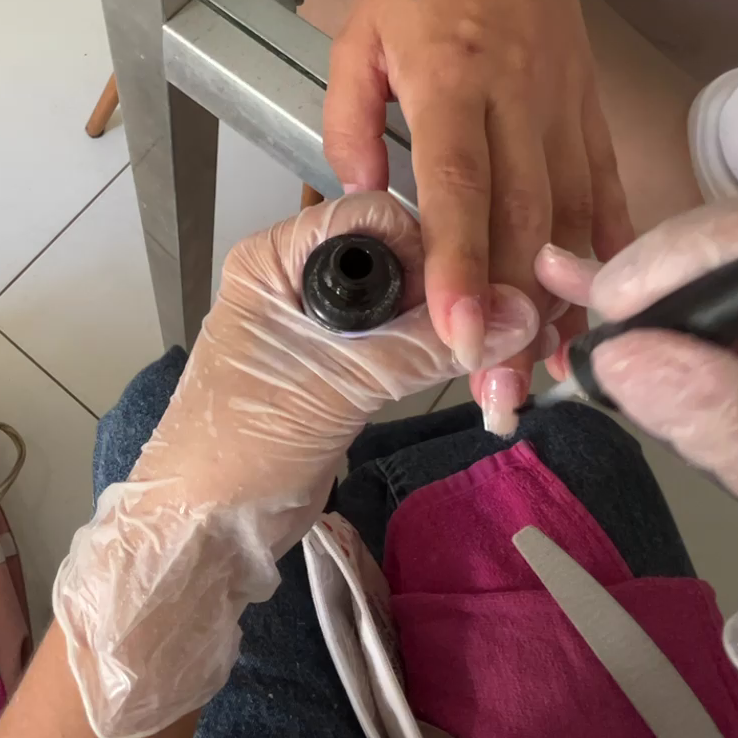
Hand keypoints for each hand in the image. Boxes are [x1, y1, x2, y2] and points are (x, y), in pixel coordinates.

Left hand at [53, 192, 537, 737]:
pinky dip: (430, 349)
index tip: (469, 294)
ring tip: (490, 352)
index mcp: (276, 258)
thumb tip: (523, 313)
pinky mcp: (338, 357)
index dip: (425, 246)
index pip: (369, 217)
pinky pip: (395, 336)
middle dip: (444, 288)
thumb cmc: (249, 443)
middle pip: (392, 252)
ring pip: (399, 297)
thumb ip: (426, 348)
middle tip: (494, 327)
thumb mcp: (337, 385)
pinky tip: (469, 366)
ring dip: (443, 323)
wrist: (214, 520)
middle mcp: (296, 273)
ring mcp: (318, 316)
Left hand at [324, 0, 631, 433]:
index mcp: (451, 79)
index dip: (457, 264)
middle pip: (519, 220)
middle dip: (508, 313)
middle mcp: (517, 98)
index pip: (458, 186)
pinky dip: (603, 251)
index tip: (456, 337)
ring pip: (568, 216)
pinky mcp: (588, 108)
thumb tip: (362, 195)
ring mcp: (563, 106)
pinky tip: (601, 306)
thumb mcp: (355, 38)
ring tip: (547, 375)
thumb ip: (348, 119)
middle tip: (498, 394)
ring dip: (559, 301)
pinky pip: (602, 187)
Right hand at [536, 187, 737, 737]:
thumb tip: (618, 354)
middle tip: (603, 315)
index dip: (708, 243)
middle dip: (672, 262)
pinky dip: (658, 296)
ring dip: (656, 280)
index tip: (620, 297)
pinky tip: (590, 290)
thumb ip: (724, 423)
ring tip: (594, 315)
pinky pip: (727, 287)